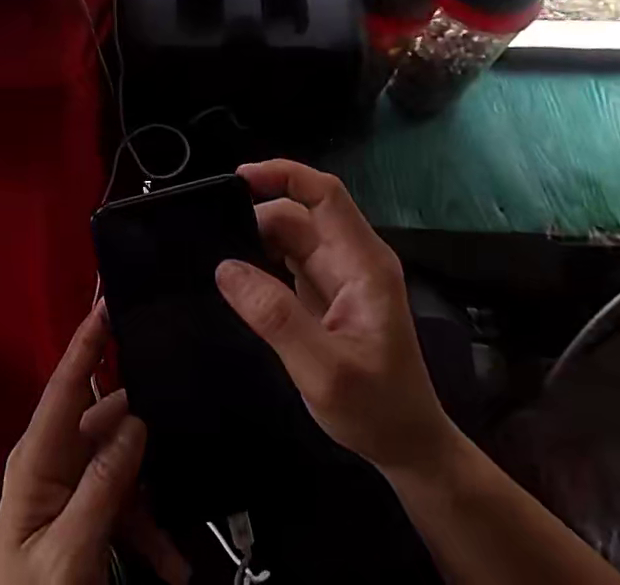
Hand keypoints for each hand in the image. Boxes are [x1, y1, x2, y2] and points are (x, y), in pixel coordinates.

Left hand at [0, 304, 187, 584]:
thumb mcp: (69, 549)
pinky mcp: (88, 511)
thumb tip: (137, 422)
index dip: (86, 340)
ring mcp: (72, 486)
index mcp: (36, 458)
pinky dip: (152, 529)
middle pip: (107, 420)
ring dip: (155, 495)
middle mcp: (54, 460)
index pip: (64, 384)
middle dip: (144, 423)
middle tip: (185, 410)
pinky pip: (127, 504)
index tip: (108, 300)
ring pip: (125, 463)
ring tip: (180, 540)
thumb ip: (103, 485)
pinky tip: (174, 564)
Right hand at [214, 160, 456, 472]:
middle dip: (257, 215)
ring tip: (217, 256)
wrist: (407, 444)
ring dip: (255, 238)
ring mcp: (339, 275)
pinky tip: (237, 276)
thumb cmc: (376, 408)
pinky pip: (287, 259)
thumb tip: (225, 268)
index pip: (325, 196)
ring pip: (290, 234)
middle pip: (301, 214)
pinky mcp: (325, 292)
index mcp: (363, 263)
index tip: (238, 177)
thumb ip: (275, 316)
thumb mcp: (323, 369)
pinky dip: (260, 259)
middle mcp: (352, 258)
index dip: (284, 175)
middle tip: (212, 240)